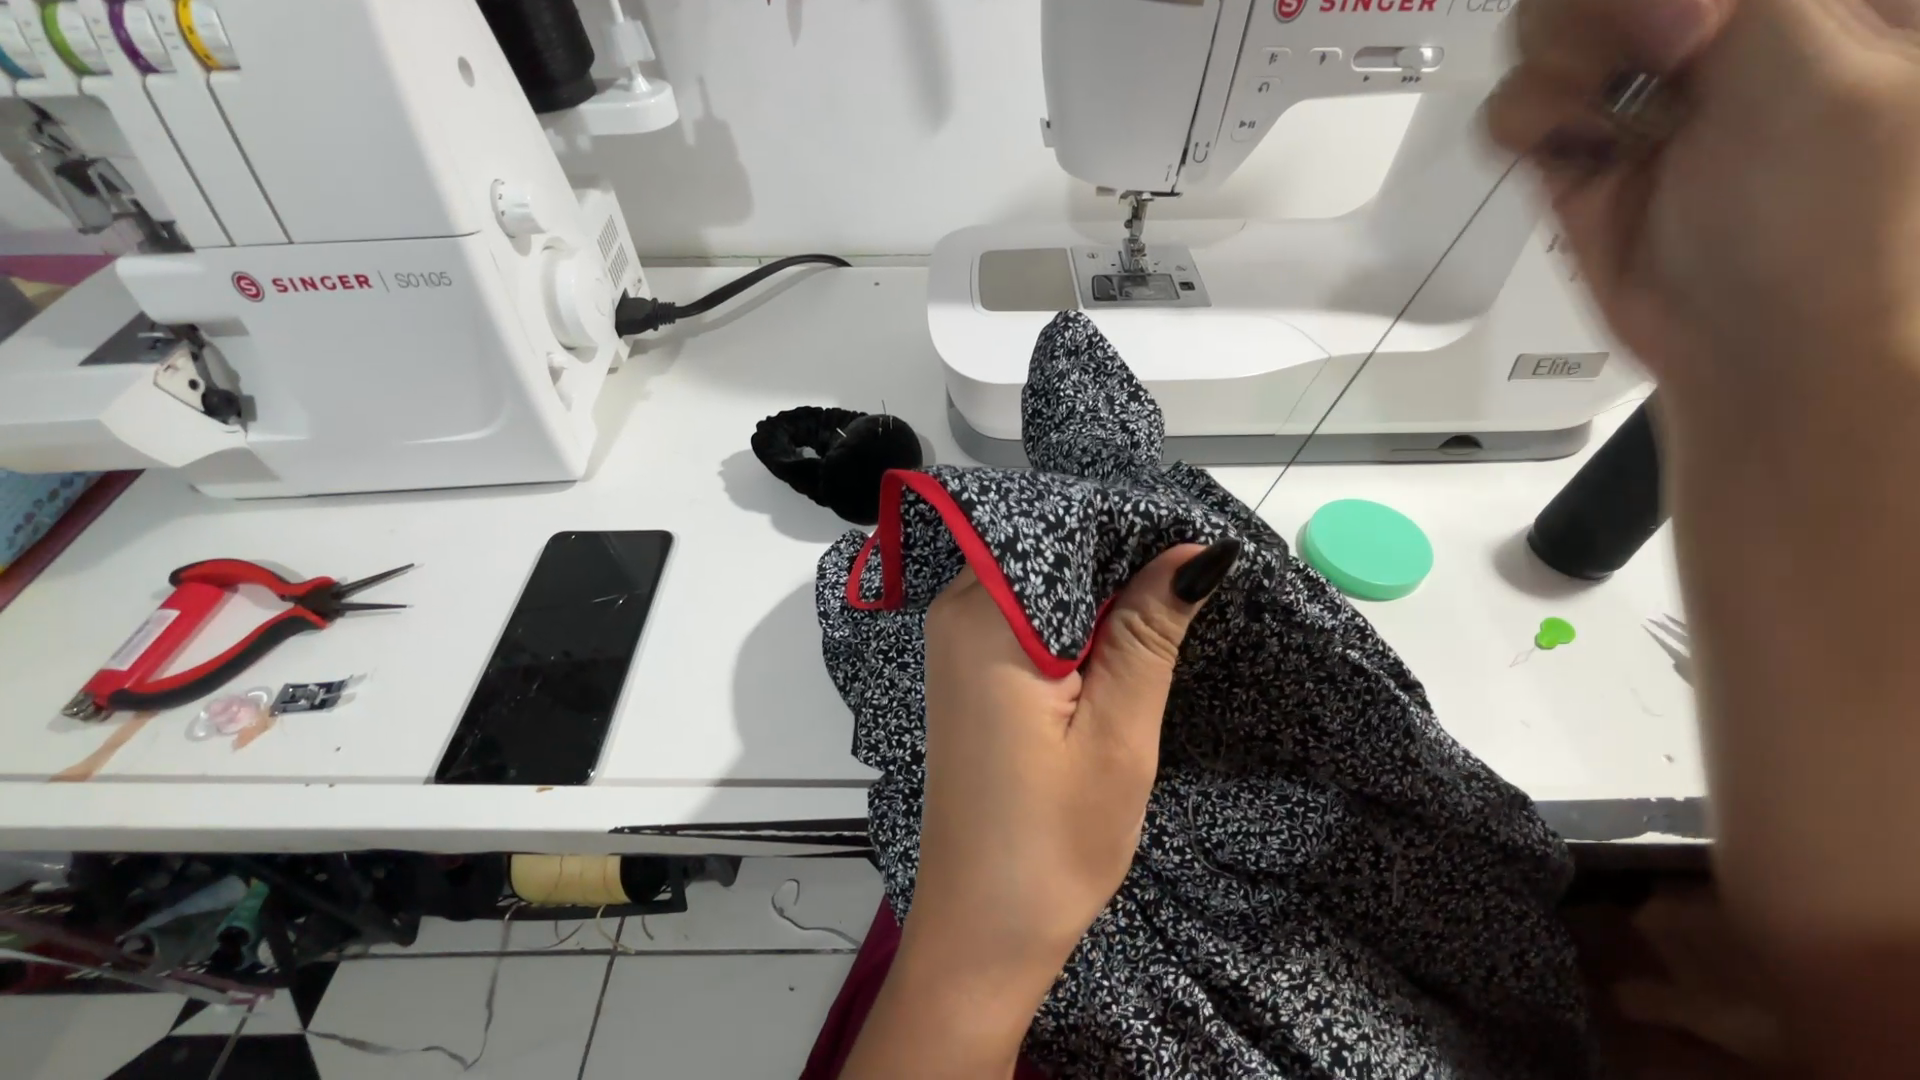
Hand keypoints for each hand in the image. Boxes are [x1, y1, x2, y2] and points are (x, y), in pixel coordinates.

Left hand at [843, 539, 1237, 1078]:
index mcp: (983, 615)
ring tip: (1171, 604)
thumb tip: (1195, 552)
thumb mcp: (1117, 732)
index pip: (1059, 527)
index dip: (1130, 528)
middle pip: (1046, 548)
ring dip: (1102, 591)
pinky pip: (1026, 615)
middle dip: (1120, 557)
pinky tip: (1121, 636)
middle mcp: (956, 613)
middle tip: (1195, 575)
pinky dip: (1076, 619)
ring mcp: (956, 642)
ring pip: (1040, 581)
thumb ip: (1149, 631)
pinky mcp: (969, 672)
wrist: (982, 926)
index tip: (1196, 543)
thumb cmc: (1051, 842)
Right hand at [1487, 0, 1919, 410]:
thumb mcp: (1817, 71)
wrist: (1750, 342)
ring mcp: (1625, 90)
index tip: (1688, 34)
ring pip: (1540, 30)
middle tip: (1664, 67)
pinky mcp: (1568, 152)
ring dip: (1563, 78)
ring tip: (1615, 132)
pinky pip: (1510, 108)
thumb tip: (1663, 9)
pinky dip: (1528, 128)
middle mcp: (1700, 29)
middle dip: (1605, 18)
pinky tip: (1576, 159)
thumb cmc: (1821, 216)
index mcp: (1792, 0)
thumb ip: (1743, 2)